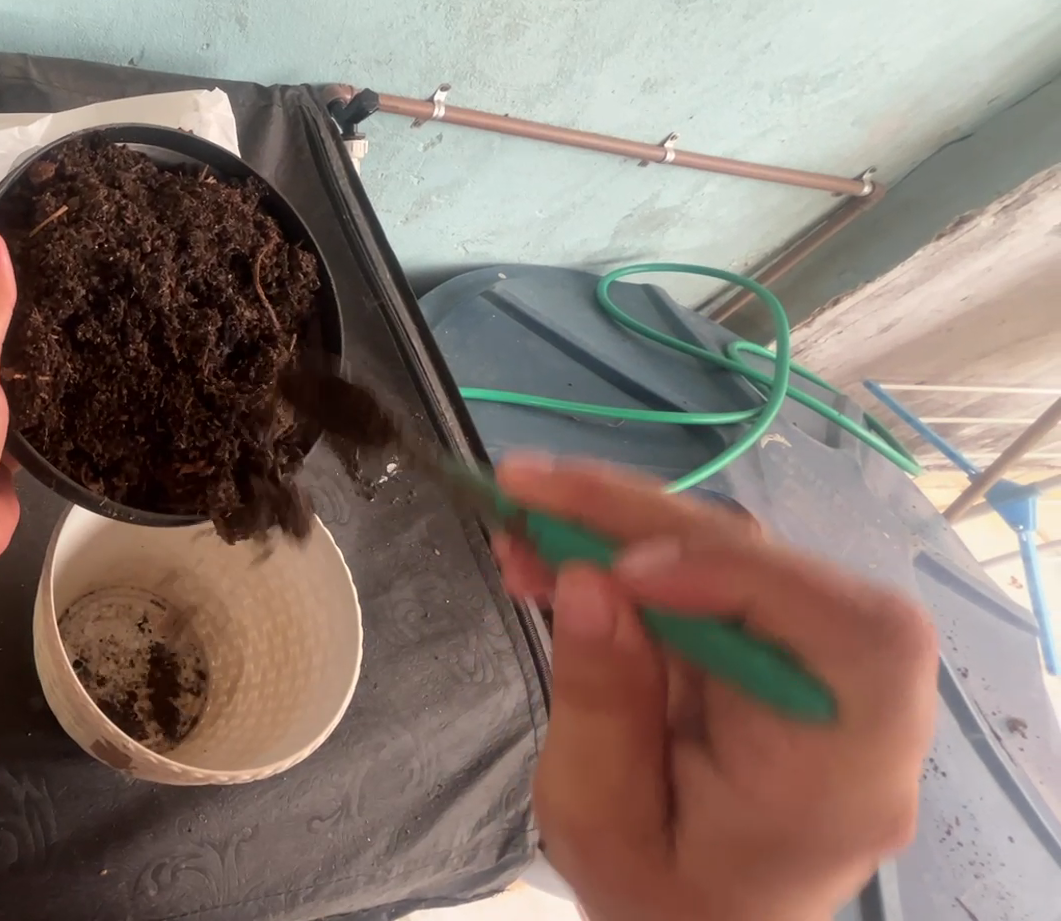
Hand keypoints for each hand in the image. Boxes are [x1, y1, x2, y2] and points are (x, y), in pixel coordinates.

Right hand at [492, 456, 937, 920]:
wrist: (693, 919)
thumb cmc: (652, 894)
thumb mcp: (597, 818)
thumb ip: (599, 705)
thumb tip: (588, 581)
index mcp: (830, 773)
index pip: (853, 639)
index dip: (745, 576)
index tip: (619, 571)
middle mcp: (834, 700)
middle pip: (768, 566)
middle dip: (634, 516)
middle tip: (523, 490)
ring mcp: (790, 663)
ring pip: (718, 551)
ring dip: (607, 522)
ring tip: (514, 523)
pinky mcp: (743, 643)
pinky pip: (679, 569)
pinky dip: (602, 546)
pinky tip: (538, 550)